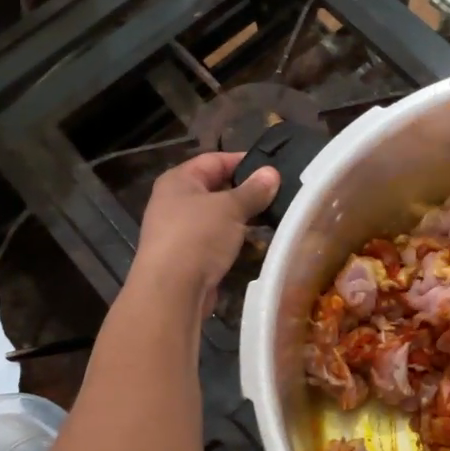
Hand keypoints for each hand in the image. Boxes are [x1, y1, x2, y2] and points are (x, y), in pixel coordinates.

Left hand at [131, 152, 279, 310]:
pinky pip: (215, 242)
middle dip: (245, 193)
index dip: (243, 161)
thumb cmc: (197, 237)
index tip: (272, 169)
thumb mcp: (230, 208)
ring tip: (273, 220)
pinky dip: (234, 242)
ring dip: (242, 220)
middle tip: (278, 196)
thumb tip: (271, 173)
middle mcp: (174, 202)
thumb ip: (253, 191)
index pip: (214, 161)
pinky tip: (256, 245)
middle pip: (215, 190)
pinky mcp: (187, 258)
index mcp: (178, 181)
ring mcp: (179, 232)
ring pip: (217, 218)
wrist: (171, 290)